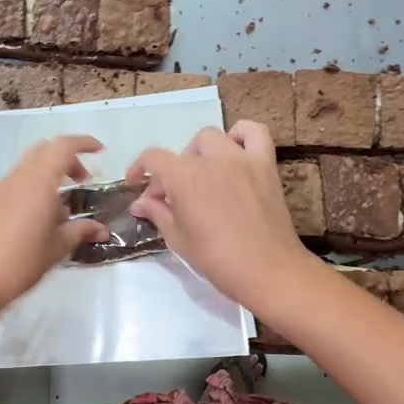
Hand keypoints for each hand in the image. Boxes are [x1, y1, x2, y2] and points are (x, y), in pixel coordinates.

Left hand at [0, 135, 107, 312]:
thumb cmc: (21, 262)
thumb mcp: (57, 247)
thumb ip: (81, 231)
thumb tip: (102, 229)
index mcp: (37, 182)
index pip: (62, 147)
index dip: (83, 143)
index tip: (100, 151)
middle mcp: (16, 178)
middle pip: (43, 151)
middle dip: (66, 159)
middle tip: (82, 180)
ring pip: (27, 167)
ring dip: (47, 174)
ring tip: (61, 205)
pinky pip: (13, 183)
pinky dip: (30, 187)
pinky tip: (36, 216)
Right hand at [126, 121, 315, 307]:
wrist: (267, 270)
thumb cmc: (217, 259)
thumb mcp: (178, 239)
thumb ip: (158, 213)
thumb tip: (140, 204)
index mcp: (185, 178)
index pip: (153, 158)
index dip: (139, 168)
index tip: (136, 184)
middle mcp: (212, 160)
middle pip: (183, 152)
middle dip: (172, 171)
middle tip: (173, 198)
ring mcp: (241, 159)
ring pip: (213, 138)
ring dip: (201, 152)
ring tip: (202, 173)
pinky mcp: (265, 165)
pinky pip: (255, 133)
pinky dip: (242, 135)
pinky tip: (235, 152)